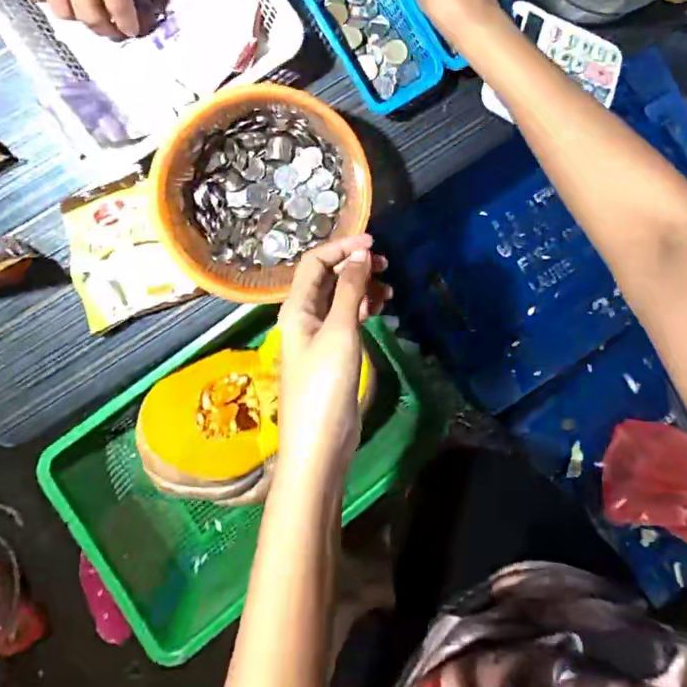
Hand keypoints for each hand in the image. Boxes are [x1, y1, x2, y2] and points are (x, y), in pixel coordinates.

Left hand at [275, 235, 390, 472]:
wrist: (320, 443)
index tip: (374, 243)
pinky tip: (382, 309)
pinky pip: (348, 317)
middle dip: (355, 265)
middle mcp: (304, 316)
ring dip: (363, 287)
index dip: (342, 247)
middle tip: (387, 266)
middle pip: (328, 277)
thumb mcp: (340, 331)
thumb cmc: (324, 384)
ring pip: (341, 297)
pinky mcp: (333, 352)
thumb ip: (351, 290)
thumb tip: (361, 253)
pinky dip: (364, 307)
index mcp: (297, 307)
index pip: (315, 262)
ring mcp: (319, 335)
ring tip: (389, 290)